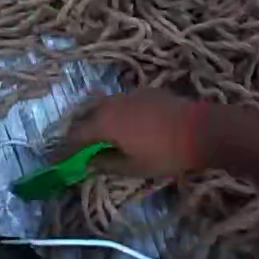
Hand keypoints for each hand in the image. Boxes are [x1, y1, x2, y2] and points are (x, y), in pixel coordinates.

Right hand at [63, 91, 209, 176]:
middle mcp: (111, 103)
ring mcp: (130, 94)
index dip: (65, 149)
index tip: (58, 161)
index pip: (75, 135)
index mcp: (104, 122)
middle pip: (86, 115)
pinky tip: (125, 123)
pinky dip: (116, 112)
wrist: (201, 130)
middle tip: (76, 146)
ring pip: (104, 104)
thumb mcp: (132, 167)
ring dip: (96, 118)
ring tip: (98, 134)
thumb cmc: (164, 154)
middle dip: (78, 130)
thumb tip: (88, 163)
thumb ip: (105, 164)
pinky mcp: (146, 91)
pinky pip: (122, 101)